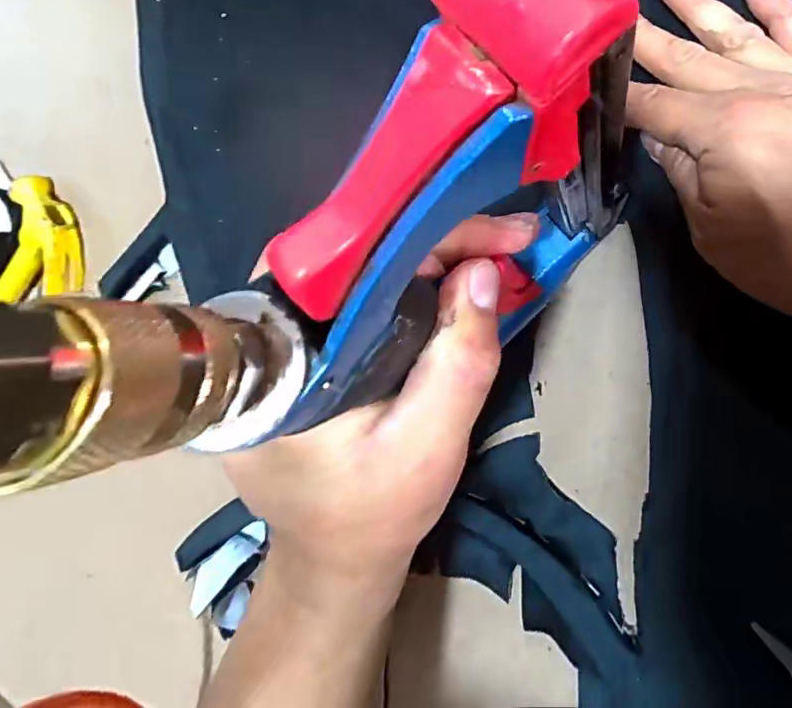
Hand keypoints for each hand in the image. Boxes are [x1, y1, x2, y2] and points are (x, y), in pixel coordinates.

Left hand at [223, 214, 533, 590]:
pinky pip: (372, 285)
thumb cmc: (373, 512)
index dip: (432, 233)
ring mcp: (292, 327)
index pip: (355, 257)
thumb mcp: (427, 448)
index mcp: (285, 347)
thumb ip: (459, 363)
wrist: (334, 558)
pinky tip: (465, 275)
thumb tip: (484, 270)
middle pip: (364, 250)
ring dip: (441, 249)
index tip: (500, 234)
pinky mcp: (316, 334)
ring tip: (502, 249)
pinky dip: (424, 274)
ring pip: (370, 262)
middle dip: (447, 236)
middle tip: (516, 237)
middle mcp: (275, 323)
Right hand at [627, 0, 791, 346]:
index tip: (587, 79)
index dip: (617, 97)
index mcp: (717, 128)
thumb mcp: (713, 231)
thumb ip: (683, 175)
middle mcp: (753, 91)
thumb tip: (659, 137)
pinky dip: (778, 8)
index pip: (651, 104)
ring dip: (697, 2)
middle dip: (643, 35)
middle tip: (609, 10)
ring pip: (736, 32)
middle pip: (684, 58)